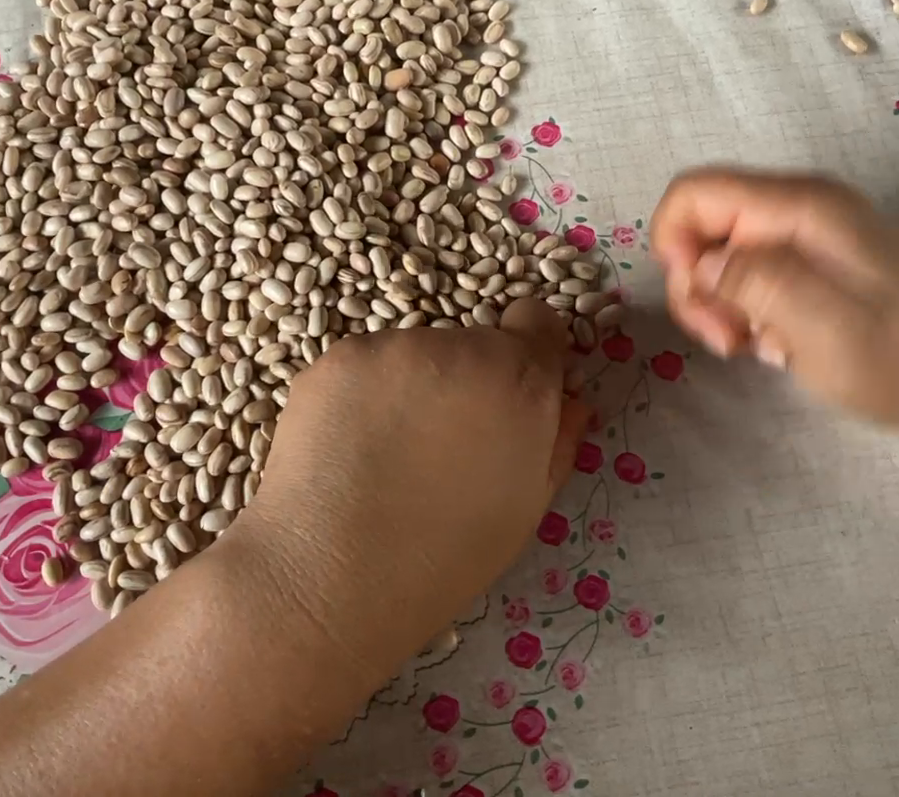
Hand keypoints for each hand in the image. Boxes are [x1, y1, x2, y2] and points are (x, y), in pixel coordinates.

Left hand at [219, 298, 589, 679]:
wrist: (330, 578)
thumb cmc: (443, 558)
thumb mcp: (526, 508)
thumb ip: (557, 440)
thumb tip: (568, 398)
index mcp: (520, 380)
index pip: (537, 320)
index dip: (529, 352)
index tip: (511, 389)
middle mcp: (459, 346)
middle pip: (474, 343)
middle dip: (468, 379)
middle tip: (440, 441)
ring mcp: (392, 346)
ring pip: (417, 353)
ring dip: (415, 385)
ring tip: (389, 451)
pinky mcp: (338, 357)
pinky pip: (367, 363)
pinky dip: (365, 392)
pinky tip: (351, 443)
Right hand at [651, 167, 898, 428]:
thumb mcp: (835, 332)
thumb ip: (763, 286)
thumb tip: (703, 263)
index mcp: (800, 208)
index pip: (693, 192)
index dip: (673, 243)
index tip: (699, 301)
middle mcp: (795, 207)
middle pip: (698, 225)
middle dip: (694, 285)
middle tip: (729, 340)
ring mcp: (802, 232)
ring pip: (714, 252)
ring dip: (714, 303)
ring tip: (750, 346)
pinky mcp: (807, 259)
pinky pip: (742, 272)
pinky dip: (739, 308)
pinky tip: (771, 340)